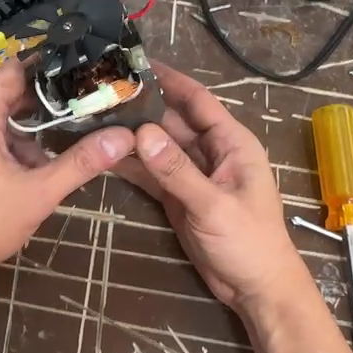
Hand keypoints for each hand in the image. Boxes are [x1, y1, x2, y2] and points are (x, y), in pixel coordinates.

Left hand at [0, 60, 134, 273]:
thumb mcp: (40, 194)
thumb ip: (81, 162)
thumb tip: (122, 139)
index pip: (12, 73)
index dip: (43, 72)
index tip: (71, 78)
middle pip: (1, 97)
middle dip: (34, 111)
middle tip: (68, 122)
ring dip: (14, 136)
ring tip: (37, 165)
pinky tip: (11, 173)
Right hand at [114, 65, 310, 315]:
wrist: (256, 289)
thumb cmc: (248, 242)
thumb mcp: (213, 204)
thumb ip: (176, 170)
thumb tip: (141, 132)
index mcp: (231, 143)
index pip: (198, 101)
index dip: (170, 80)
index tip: (137, 63)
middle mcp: (212, 152)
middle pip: (172, 122)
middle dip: (142, 108)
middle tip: (102, 94)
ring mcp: (194, 175)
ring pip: (159, 147)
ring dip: (133, 136)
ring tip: (96, 118)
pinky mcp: (179, 197)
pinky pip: (153, 173)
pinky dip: (132, 165)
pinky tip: (105, 154)